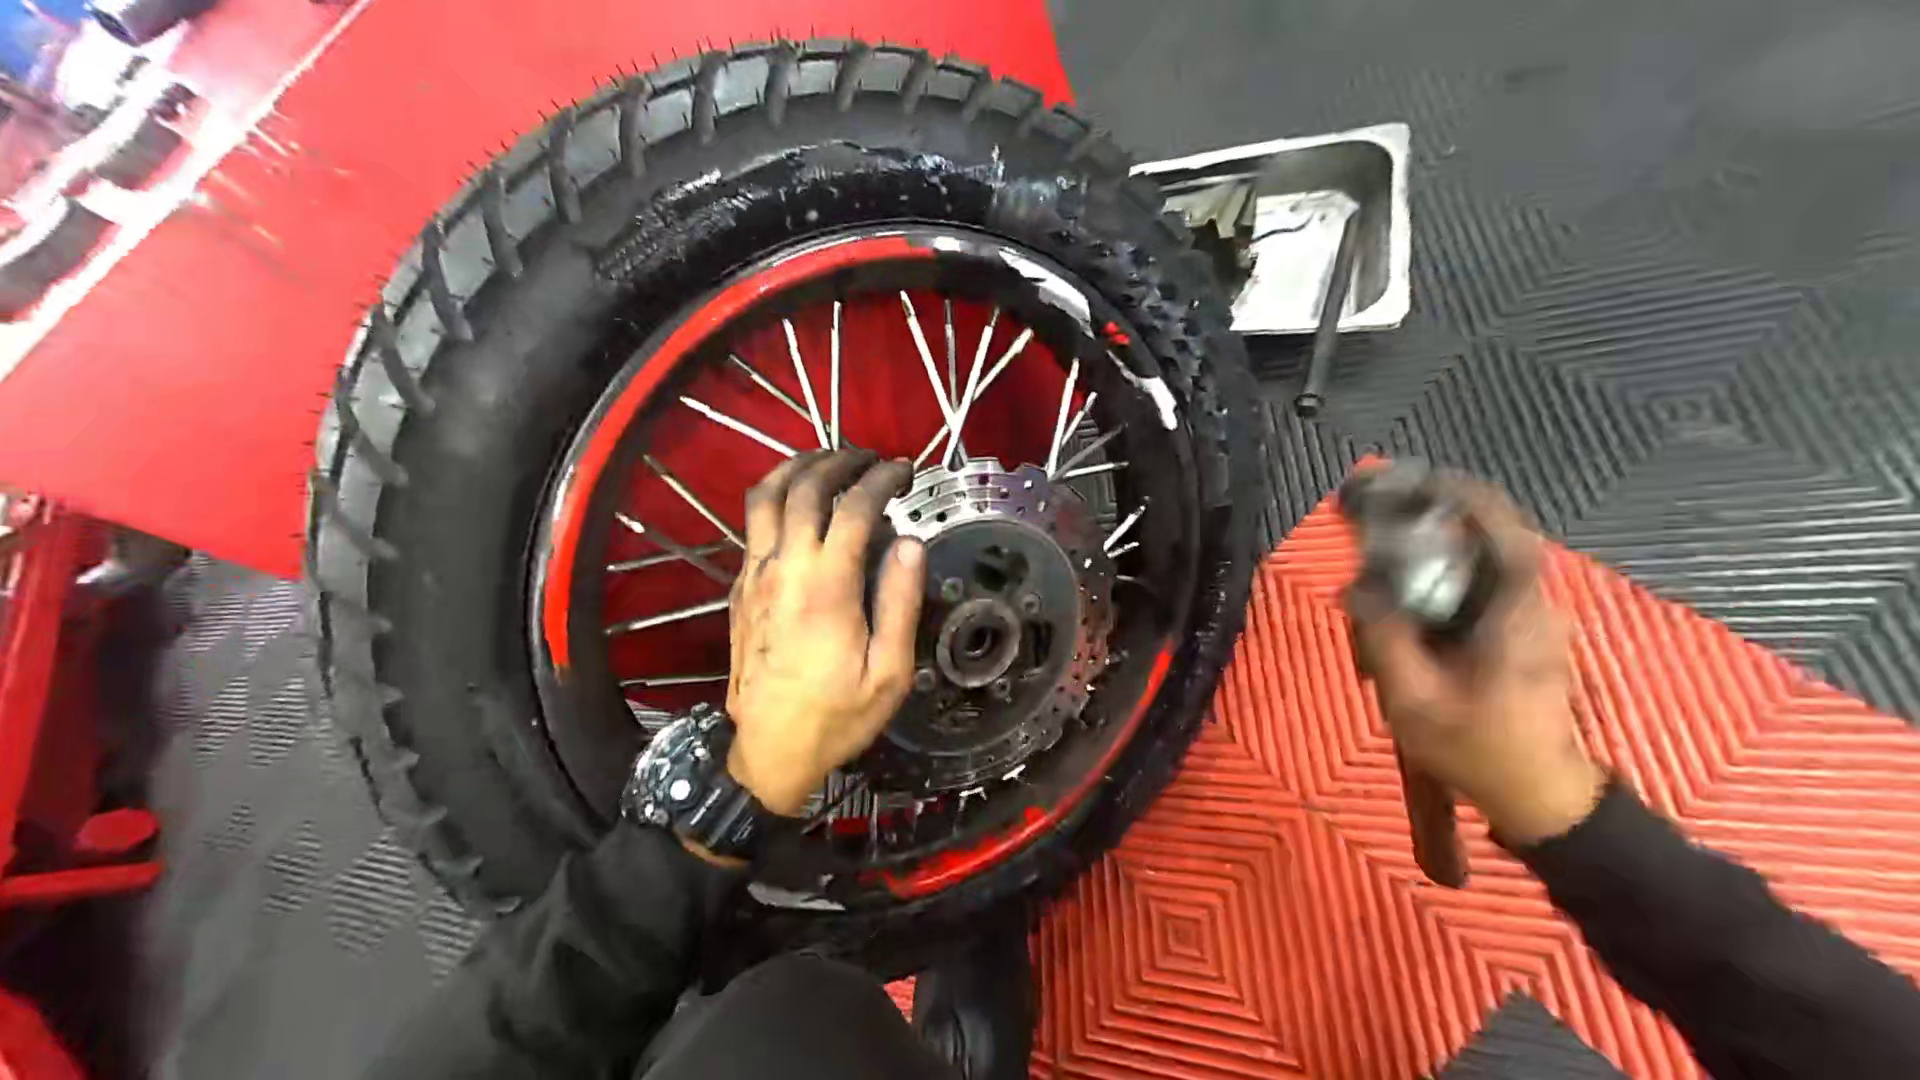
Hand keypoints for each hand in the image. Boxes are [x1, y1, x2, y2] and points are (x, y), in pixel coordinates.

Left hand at [724, 451, 924, 815]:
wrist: (769, 751)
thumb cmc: (836, 715)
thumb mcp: (890, 670)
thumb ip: (900, 601)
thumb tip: (910, 542)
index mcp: (827, 585)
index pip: (854, 508)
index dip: (882, 479)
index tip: (904, 471)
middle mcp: (784, 567)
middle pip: (805, 487)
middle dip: (840, 461)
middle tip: (869, 458)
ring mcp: (754, 574)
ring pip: (766, 496)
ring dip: (799, 468)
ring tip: (828, 462)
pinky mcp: (739, 587)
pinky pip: (753, 524)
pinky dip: (776, 496)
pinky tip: (798, 504)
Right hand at [1348, 470, 1604, 844]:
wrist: (1539, 795)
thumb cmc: (1478, 749)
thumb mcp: (1415, 700)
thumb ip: (1386, 639)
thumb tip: (1358, 589)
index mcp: (1516, 620)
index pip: (1507, 540)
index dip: (1471, 502)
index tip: (1425, 481)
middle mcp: (1533, 609)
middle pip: (1483, 545)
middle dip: (1430, 528)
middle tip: (1377, 528)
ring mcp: (1531, 621)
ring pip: (1477, 568)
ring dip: (1429, 562)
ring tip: (1379, 582)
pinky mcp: (1520, 634)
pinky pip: (1476, 589)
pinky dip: (1437, 584)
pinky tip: (1401, 613)